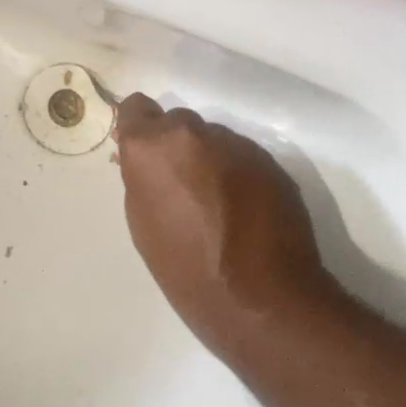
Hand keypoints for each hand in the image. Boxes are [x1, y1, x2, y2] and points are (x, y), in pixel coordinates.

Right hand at [115, 93, 335, 357]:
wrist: (262, 299)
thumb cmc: (186, 268)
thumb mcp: (142, 222)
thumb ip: (142, 178)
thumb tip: (150, 163)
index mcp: (150, 146)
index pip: (136, 107)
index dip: (139, 127)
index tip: (146, 153)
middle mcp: (191, 133)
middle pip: (177, 123)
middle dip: (178, 147)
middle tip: (184, 186)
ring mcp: (235, 144)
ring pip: (213, 139)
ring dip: (211, 160)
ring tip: (220, 202)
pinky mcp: (270, 161)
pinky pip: (243, 157)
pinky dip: (239, 174)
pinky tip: (246, 211)